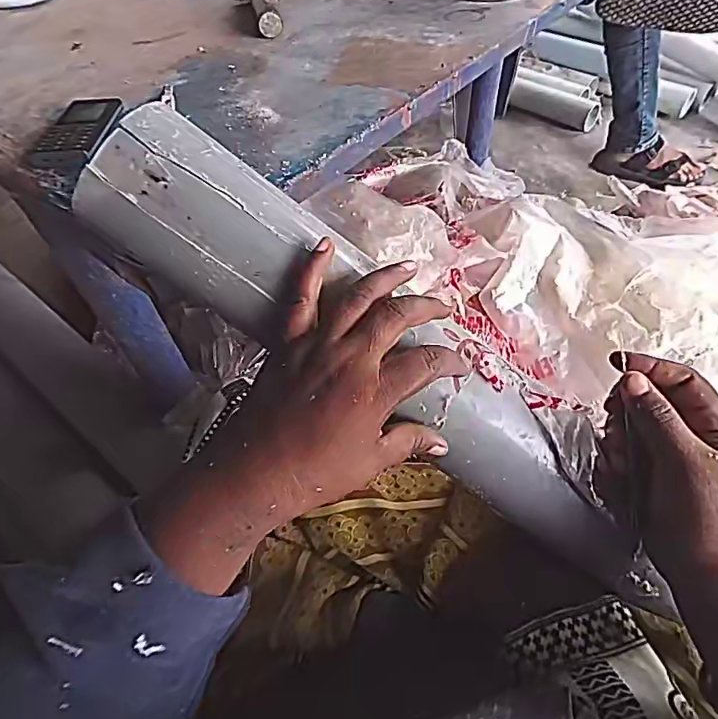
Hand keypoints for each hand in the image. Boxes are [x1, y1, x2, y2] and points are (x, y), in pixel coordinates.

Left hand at [209, 240, 471, 508]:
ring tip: (407, 267)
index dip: (450, 360)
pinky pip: (302, 298)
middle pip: (396, 317)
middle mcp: (350, 357)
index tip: (459, 363)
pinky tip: (325, 246)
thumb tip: (441, 442)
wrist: (257, 469)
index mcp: (375, 390)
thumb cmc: (316, 471)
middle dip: (425, 306)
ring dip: (384, 278)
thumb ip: (406, 443)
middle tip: (442, 305)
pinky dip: (312, 269)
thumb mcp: (370, 462)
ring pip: (357, 298)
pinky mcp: (289, 341)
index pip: (425, 363)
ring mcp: (317, 344)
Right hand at [596, 352, 717, 601]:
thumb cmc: (708, 518)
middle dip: (627, 408)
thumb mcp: (685, 461)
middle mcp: (692, 438)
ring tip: (622, 461)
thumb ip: (657, 417)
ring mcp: (669, 458)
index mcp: (715, 429)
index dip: (652, 368)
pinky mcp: (649, 477)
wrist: (705, 574)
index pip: (684, 381)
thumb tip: (632, 379)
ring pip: (631, 427)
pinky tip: (620, 476)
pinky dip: (615, 460)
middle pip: (650, 401)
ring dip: (619, 438)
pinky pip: (623, 453)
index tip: (618, 365)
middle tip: (613, 418)